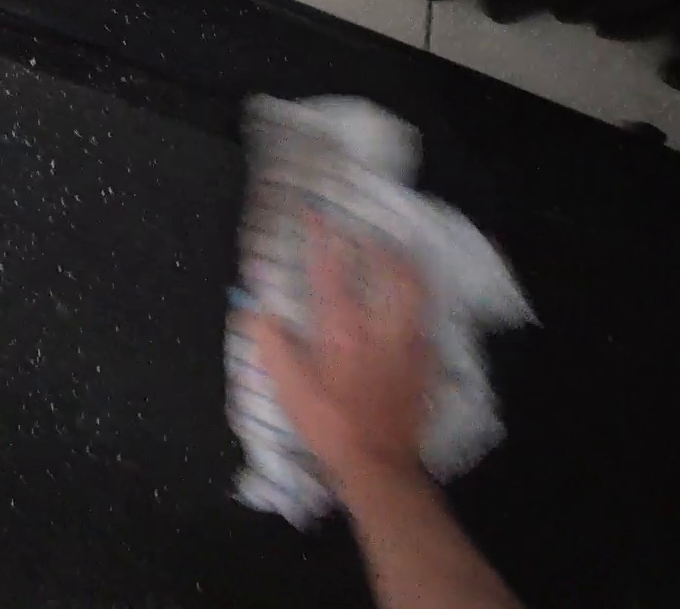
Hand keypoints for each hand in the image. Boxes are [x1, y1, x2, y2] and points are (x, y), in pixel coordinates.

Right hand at [250, 218, 431, 495]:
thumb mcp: (286, 382)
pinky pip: (425, 327)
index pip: (330, 270)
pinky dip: (415, 309)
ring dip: (406, 272)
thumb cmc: (327, 420)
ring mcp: (410, 349)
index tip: (313, 213)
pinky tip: (407, 314)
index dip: (321, 237)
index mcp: (343, 328)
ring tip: (396, 261)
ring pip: (417, 297)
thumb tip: (253, 309)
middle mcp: (382, 330)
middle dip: (383, 249)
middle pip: (395, 275)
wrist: (378, 466)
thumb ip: (268, 340)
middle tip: (370, 236)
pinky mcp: (425, 369)